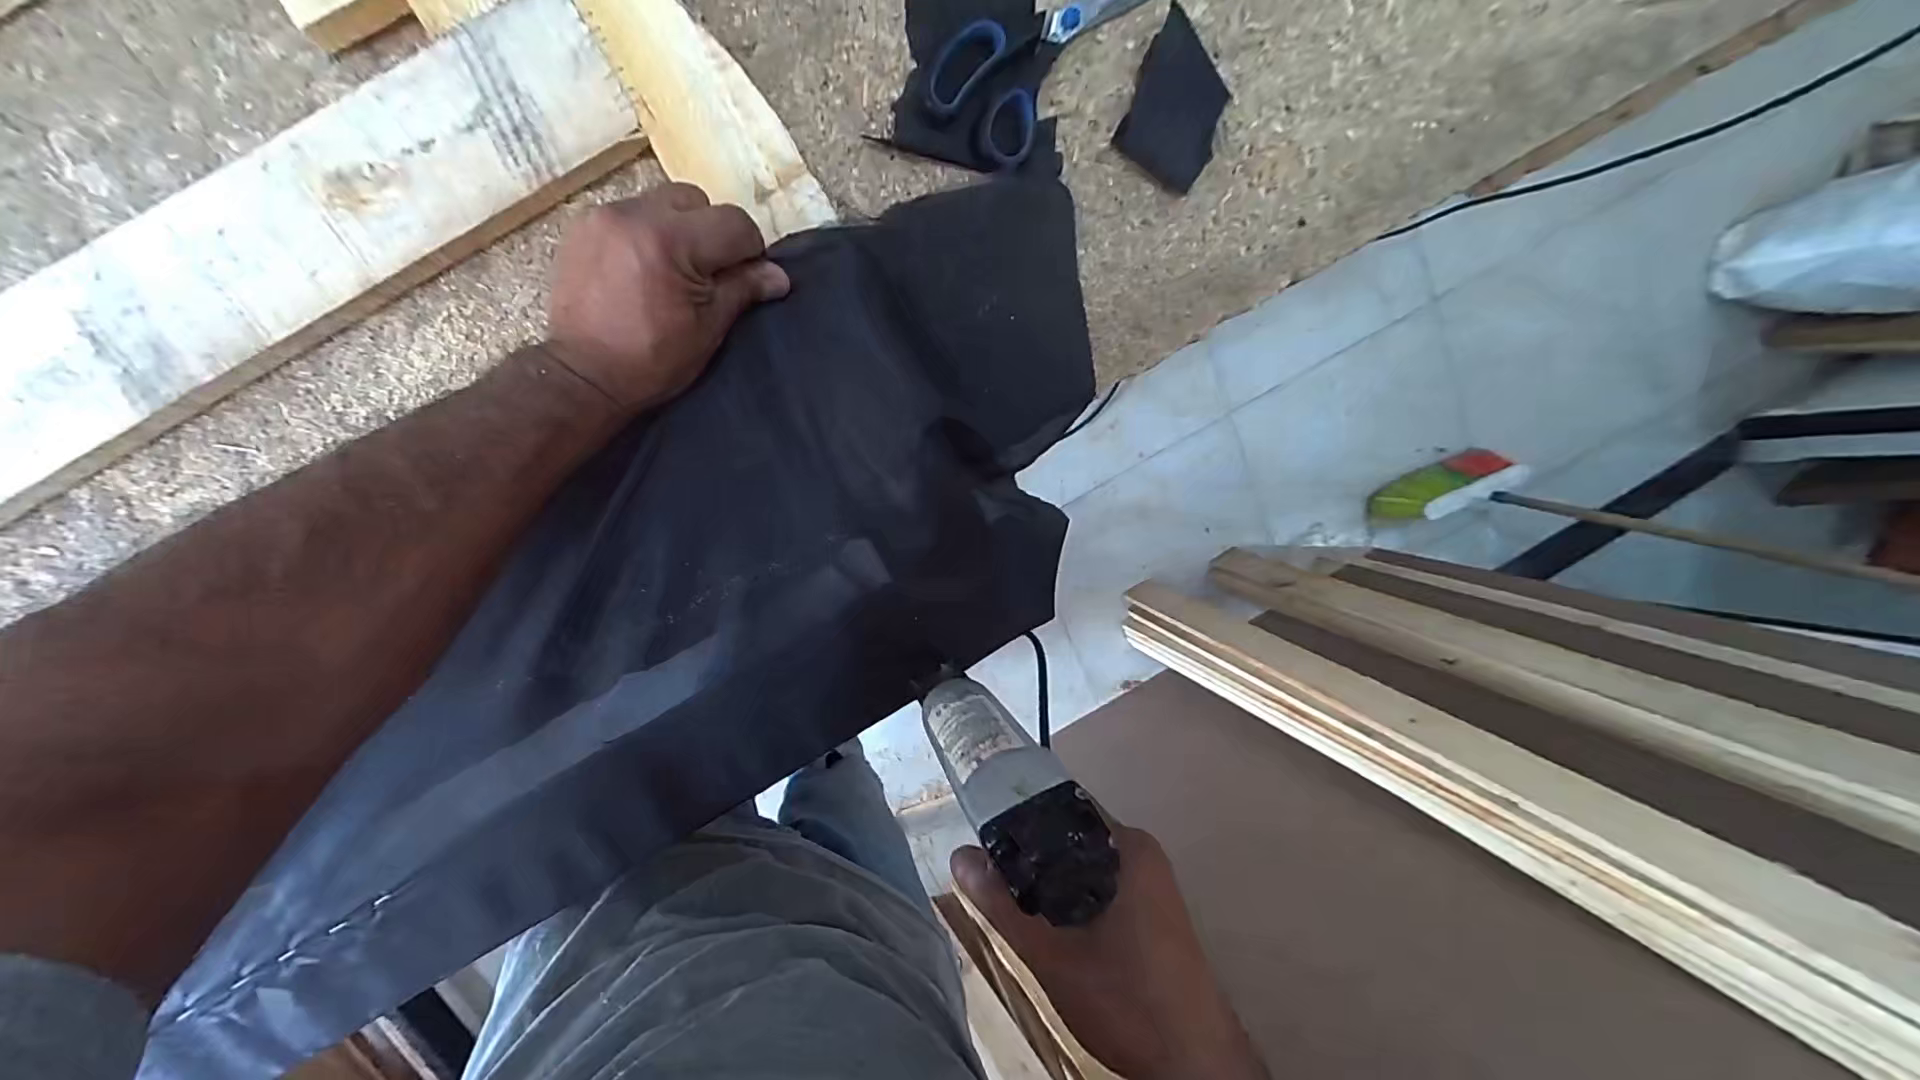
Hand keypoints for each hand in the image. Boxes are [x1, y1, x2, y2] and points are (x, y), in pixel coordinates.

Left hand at [545, 183, 790, 413]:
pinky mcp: (583, 226)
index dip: (750, 252)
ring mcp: (603, 216)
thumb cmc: (653, 361)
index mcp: (670, 241)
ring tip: (674, 273)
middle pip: (697, 201)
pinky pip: (632, 215)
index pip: (735, 223)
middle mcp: (634, 214)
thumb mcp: (709, 329)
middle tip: (709, 276)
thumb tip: (779, 275)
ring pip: (663, 203)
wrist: (583, 376)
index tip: (745, 282)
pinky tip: (644, 270)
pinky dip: (648, 235)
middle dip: (713, 233)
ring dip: (680, 230)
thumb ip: (743, 290)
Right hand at [952, 824, 1267, 1079]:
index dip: (1018, 813)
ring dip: (1046, 878)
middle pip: (1069, 834)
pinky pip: (1096, 884)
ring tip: (1007, 896)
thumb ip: (1003, 905)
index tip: (982, 830)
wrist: (1196, 1068)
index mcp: (1127, 845)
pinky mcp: (1149, 911)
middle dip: (1027, 851)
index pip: (1061, 803)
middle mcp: (1140, 853)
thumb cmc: (1128, 1002)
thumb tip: (960, 856)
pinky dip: (1067, 896)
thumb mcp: (1053, 955)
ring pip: (1081, 863)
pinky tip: (1045, 923)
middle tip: (988, 872)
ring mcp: (1149, 883)